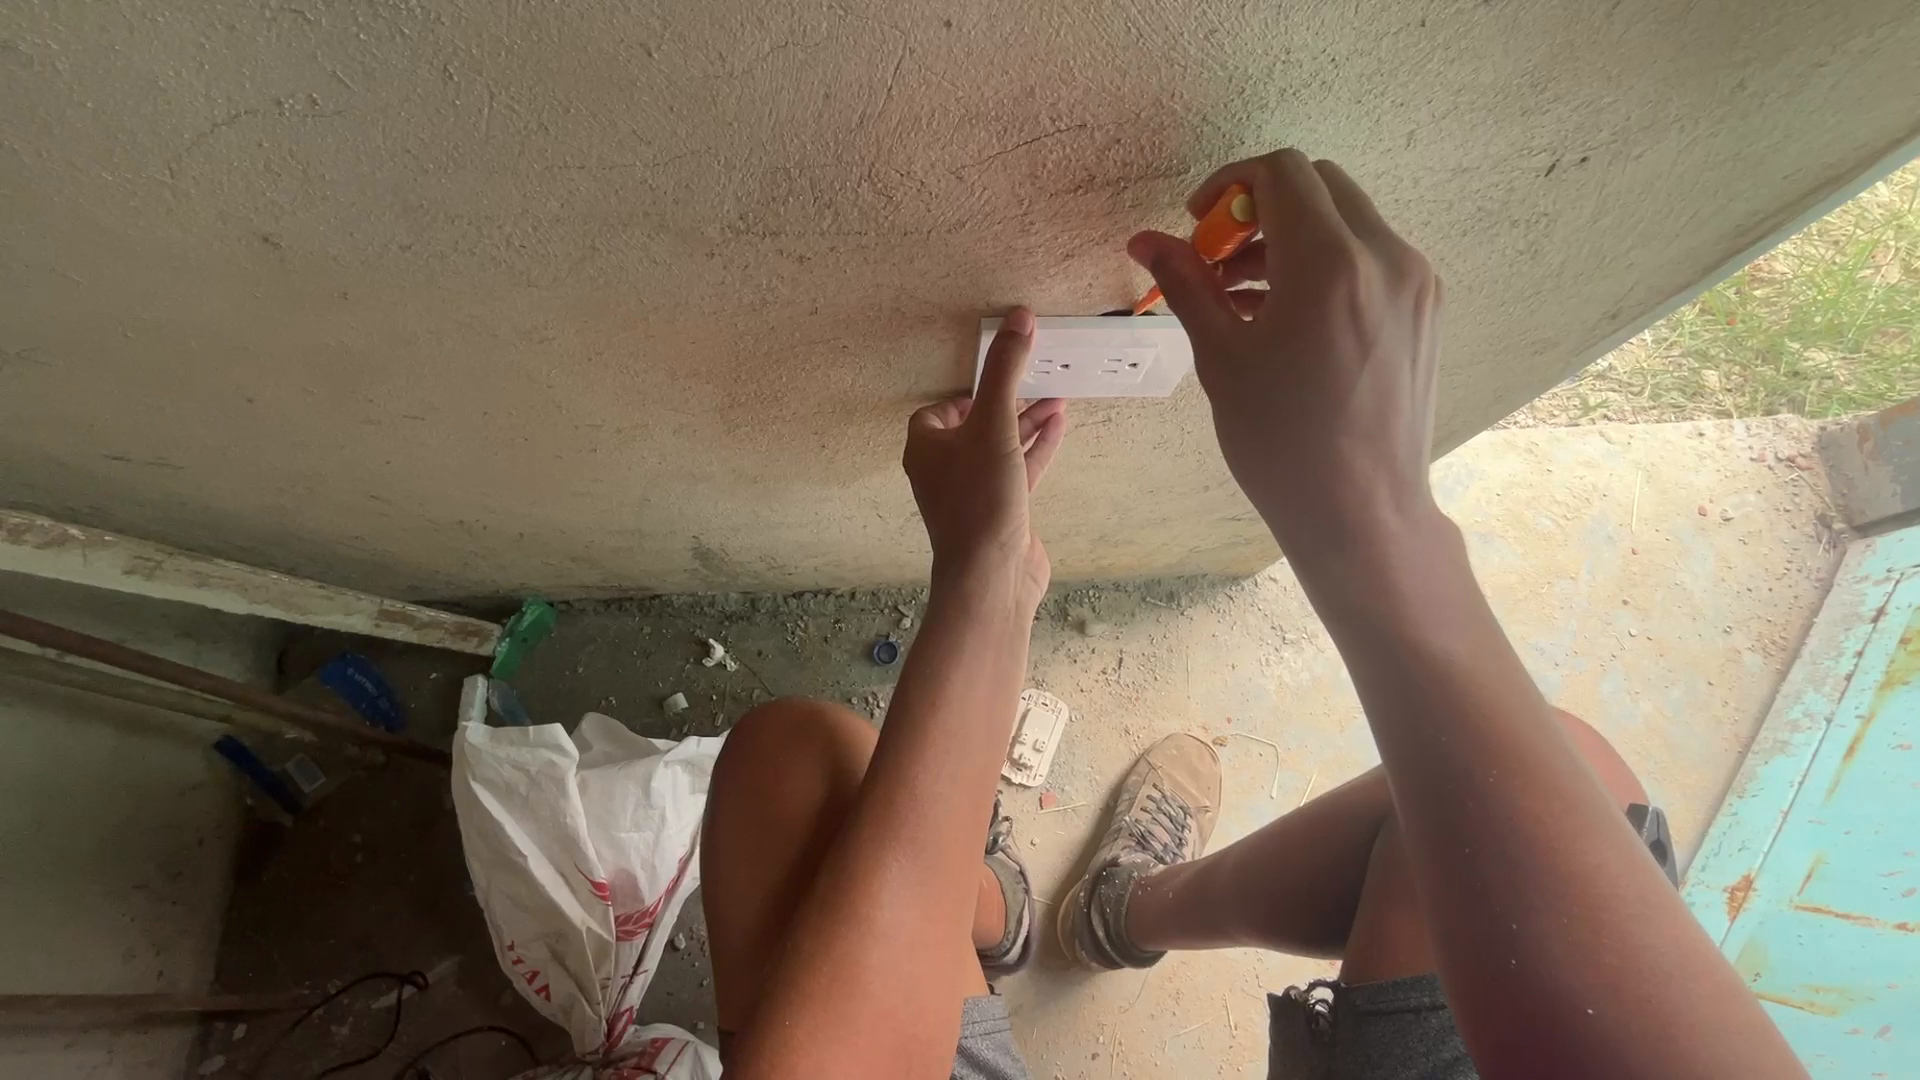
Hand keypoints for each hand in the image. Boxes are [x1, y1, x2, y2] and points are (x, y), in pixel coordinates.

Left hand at [903, 307, 1067, 605]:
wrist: (991, 574)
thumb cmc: (979, 499)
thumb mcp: (994, 426)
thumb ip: (1006, 373)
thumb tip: (1019, 318)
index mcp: (926, 448)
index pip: (939, 410)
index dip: (966, 392)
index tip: (996, 378)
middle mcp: (945, 469)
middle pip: (974, 425)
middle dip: (1006, 402)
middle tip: (1035, 380)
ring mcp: (974, 492)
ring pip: (1000, 446)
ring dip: (1026, 423)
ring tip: (1058, 398)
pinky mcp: (1001, 511)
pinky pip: (1018, 469)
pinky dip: (1036, 448)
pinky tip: (1059, 427)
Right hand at [1130, 150, 1443, 569]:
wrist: (1359, 508)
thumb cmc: (1279, 442)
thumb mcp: (1221, 359)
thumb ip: (1187, 286)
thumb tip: (1145, 241)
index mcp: (1330, 265)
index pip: (1281, 173)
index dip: (1228, 186)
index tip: (1196, 227)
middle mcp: (1385, 256)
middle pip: (1317, 187)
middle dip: (1257, 209)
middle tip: (1216, 263)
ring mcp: (1413, 282)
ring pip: (1345, 221)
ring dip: (1288, 238)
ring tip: (1239, 297)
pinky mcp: (1423, 308)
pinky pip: (1367, 258)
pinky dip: (1321, 266)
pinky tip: (1282, 318)